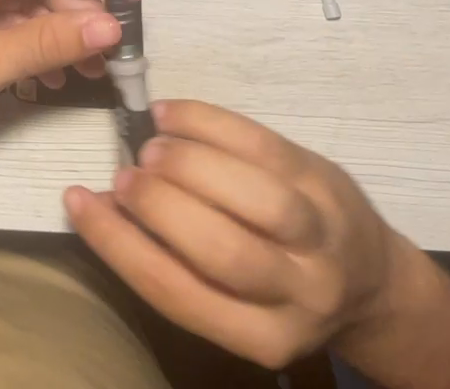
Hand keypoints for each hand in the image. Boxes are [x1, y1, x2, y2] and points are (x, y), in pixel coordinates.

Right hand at [65, 100, 417, 370]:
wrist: (373, 282)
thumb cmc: (275, 288)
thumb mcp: (231, 302)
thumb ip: (174, 259)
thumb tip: (104, 201)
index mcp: (260, 335)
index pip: (175, 292)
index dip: (116, 242)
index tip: (76, 198)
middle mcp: (300, 295)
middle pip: (223, 251)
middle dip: (160, 205)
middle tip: (123, 174)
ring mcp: (323, 235)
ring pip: (256, 197)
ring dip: (189, 163)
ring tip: (152, 146)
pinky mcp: (327, 181)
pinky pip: (265, 144)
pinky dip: (208, 121)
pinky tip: (170, 114)